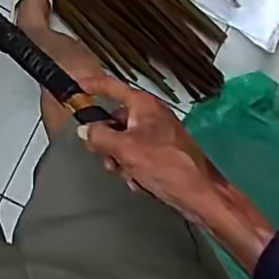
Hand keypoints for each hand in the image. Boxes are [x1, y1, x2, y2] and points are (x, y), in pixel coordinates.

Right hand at [75, 74, 275, 270]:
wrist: (201, 194)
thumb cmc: (164, 164)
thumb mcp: (125, 149)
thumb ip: (100, 137)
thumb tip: (84, 130)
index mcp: (144, 104)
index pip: (112, 86)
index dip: (93, 84)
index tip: (78, 86)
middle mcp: (152, 114)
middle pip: (117, 118)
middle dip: (106, 139)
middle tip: (101, 155)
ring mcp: (160, 133)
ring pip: (126, 139)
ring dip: (119, 156)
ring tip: (123, 173)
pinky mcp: (165, 151)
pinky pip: (139, 152)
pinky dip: (133, 165)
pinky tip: (137, 182)